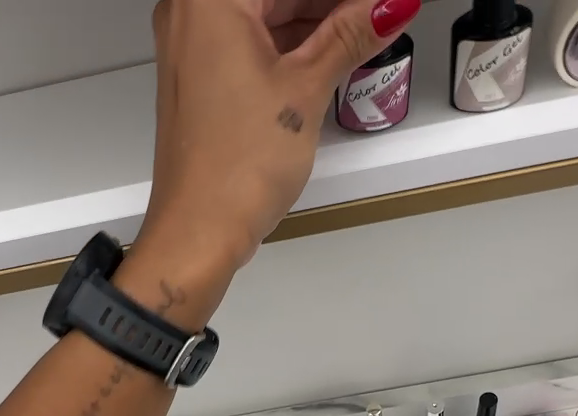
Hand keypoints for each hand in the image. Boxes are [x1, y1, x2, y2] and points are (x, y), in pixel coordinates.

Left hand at [117, 0, 420, 328]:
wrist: (199, 231)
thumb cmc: (233, 169)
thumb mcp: (305, 91)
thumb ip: (348, 38)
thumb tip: (387, 6)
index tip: (377, 6)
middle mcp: (190, 12)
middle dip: (329, 4)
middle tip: (376, 16)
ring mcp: (193, 49)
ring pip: (264, 12)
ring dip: (313, 19)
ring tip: (362, 34)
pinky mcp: (201, 82)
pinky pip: (250, 42)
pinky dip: (289, 44)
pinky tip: (328, 54)